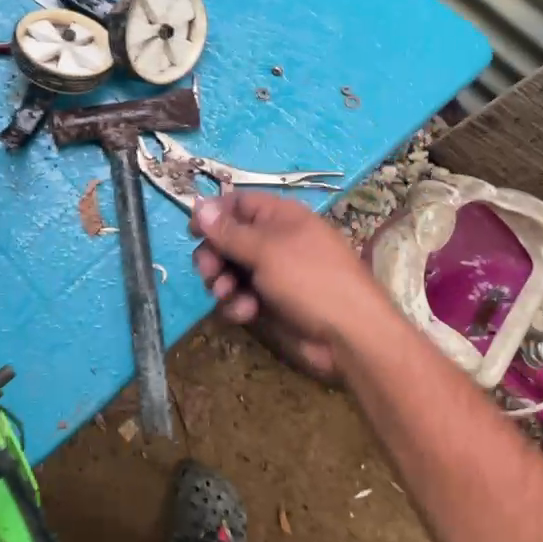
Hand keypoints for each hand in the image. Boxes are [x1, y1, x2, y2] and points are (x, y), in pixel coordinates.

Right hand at [188, 191, 390, 377]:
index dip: (213, 214)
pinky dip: (237, 303)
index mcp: (280, 218)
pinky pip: (239, 296)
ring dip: (221, 282)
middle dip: (212, 255)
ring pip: (228, 270)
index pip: (238, 204)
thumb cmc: (311, 281)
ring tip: (227, 295)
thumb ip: (228, 230)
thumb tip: (198, 204)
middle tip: (208, 271)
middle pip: (226, 239)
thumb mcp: (266, 250)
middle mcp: (273, 242)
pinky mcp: (268, 302)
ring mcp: (271, 274)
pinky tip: (246, 312)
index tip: (192, 231)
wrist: (350, 338)